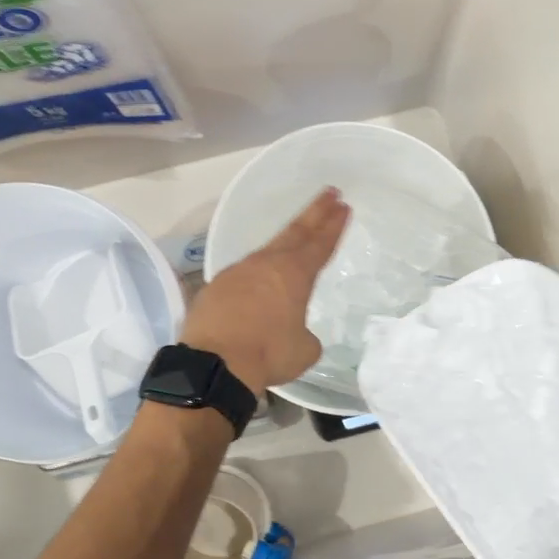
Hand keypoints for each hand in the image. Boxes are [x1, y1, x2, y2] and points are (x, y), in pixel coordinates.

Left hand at [181, 188, 350, 389]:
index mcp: (294, 274)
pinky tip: (257, 284)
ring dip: (283, 244)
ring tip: (294, 240)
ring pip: (265, 252)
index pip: (320, 244)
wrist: (215, 365)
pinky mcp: (215, 288)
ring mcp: (236, 273)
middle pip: (294, 232)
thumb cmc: (269, 353)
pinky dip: (256, 275)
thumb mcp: (304, 350)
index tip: (343, 206)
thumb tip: (295, 332)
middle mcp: (265, 264)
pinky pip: (242, 276)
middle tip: (330, 193)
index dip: (333, 226)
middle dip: (314, 213)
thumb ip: (305, 335)